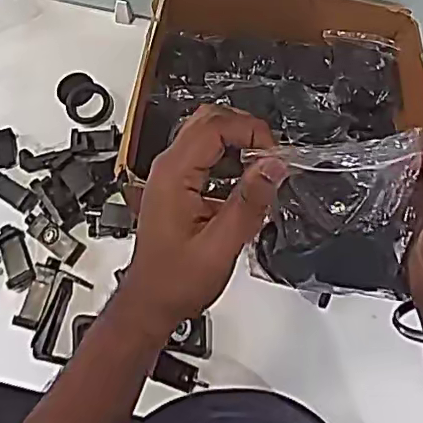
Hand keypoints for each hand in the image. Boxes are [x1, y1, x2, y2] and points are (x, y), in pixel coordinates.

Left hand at [112, 104, 287, 336]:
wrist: (150, 304)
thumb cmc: (174, 282)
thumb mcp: (221, 247)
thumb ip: (249, 203)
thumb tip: (273, 167)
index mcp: (174, 174)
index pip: (215, 125)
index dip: (249, 131)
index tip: (272, 153)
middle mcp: (168, 167)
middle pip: (209, 119)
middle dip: (246, 129)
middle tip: (269, 155)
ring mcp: (170, 173)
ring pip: (207, 131)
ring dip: (238, 141)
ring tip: (261, 168)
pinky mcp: (177, 183)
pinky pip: (206, 152)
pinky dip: (230, 156)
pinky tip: (245, 182)